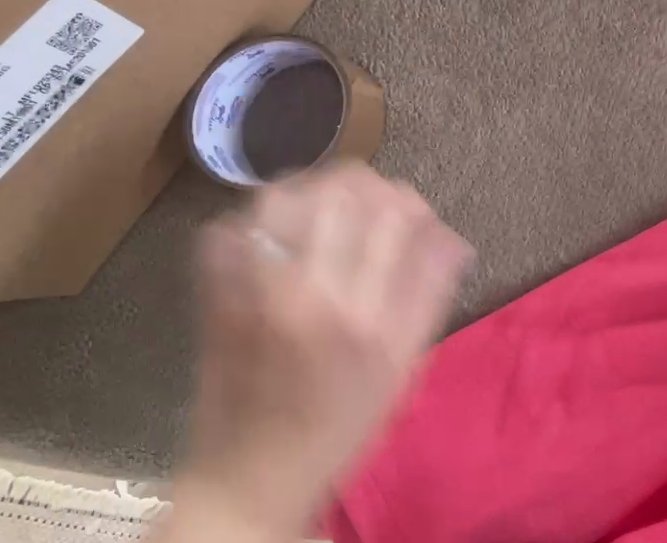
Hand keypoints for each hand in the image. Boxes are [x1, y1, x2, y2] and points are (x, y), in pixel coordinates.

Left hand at [163, 164, 471, 542]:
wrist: (248, 480)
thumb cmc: (341, 427)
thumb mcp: (403, 368)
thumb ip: (430, 295)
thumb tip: (453, 237)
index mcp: (363, 317)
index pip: (394, 214)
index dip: (410, 202)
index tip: (415, 217)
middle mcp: (306, 295)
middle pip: (340, 192)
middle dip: (367, 185)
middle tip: (374, 204)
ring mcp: (251, 293)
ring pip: (281, 197)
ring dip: (312, 190)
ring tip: (328, 209)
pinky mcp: (213, 297)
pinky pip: (228, 229)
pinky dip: (254, 218)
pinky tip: (279, 230)